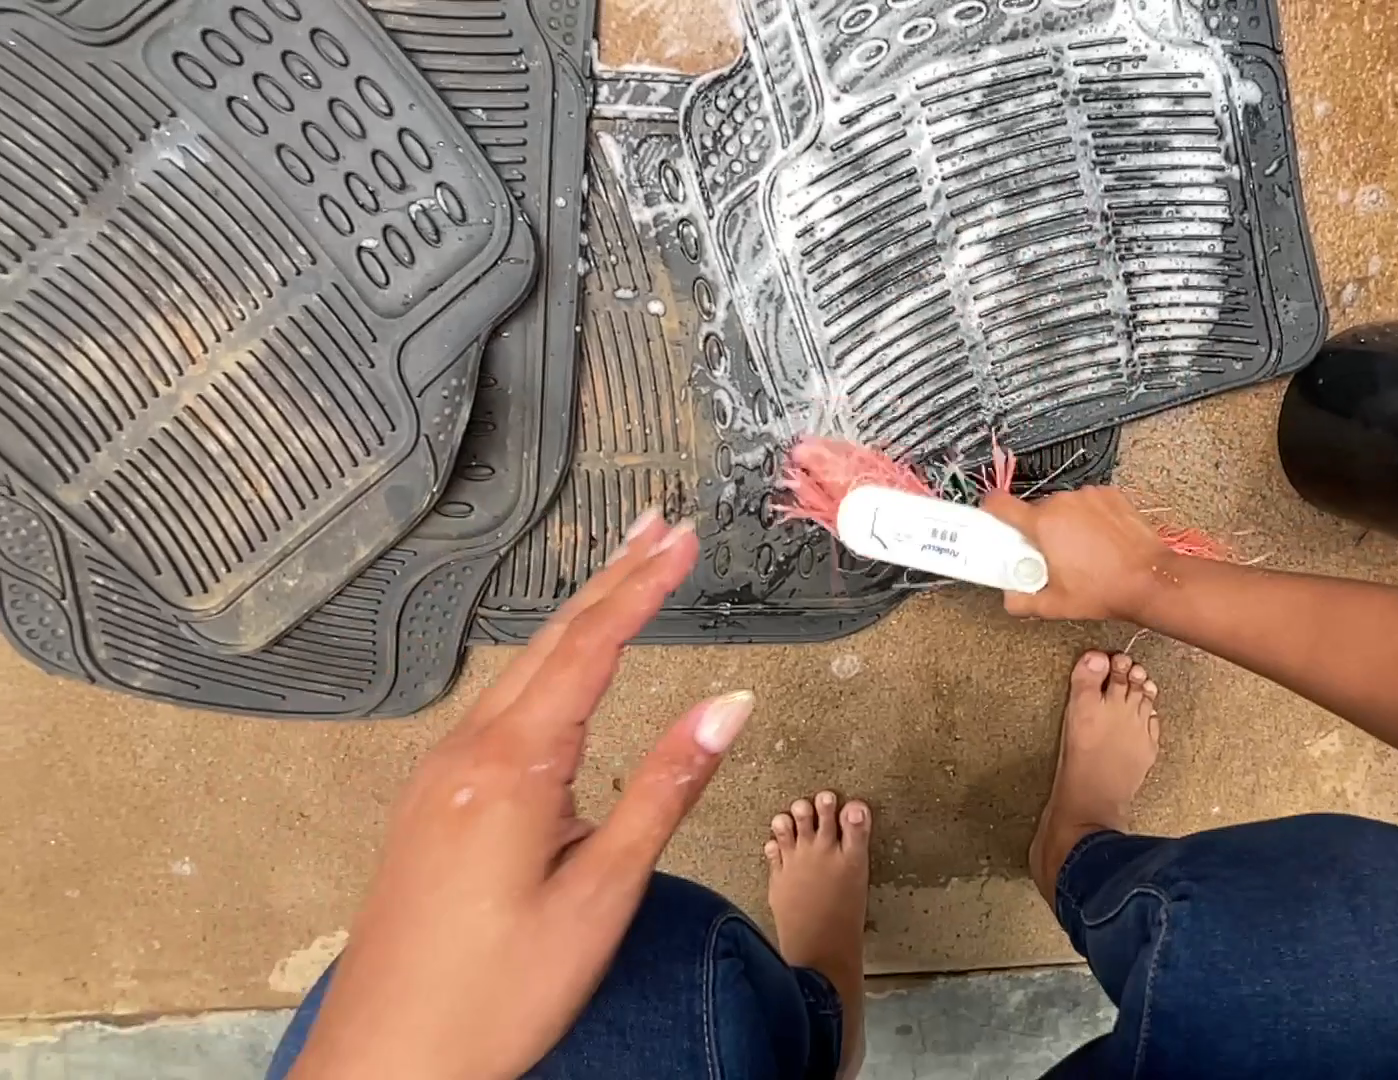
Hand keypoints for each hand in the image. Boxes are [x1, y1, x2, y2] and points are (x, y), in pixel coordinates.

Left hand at [288, 511, 753, 1079]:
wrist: (380, 1075)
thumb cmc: (500, 989)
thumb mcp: (604, 889)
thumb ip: (667, 785)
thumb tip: (729, 703)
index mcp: (514, 764)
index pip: (592, 646)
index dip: (642, 585)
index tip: (682, 539)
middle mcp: (471, 748)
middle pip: (553, 638)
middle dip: (611, 575)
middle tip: (657, 524)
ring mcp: (445, 768)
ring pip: (526, 664)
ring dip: (582, 610)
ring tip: (627, 568)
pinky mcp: (440, 792)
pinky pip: (506, 698)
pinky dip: (552, 655)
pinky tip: (568, 655)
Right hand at [982, 487, 1170, 621]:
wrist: (1150, 580)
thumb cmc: (1106, 589)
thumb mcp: (1055, 605)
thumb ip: (1022, 601)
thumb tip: (1010, 598)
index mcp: (1043, 524)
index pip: (999, 504)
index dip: (991, 511)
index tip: (993, 522)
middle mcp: (1064, 503)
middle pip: (1035, 511)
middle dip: (1037, 531)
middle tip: (1049, 557)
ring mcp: (1088, 496)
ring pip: (1063, 507)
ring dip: (1064, 524)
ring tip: (1080, 552)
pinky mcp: (1110, 495)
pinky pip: (1087, 503)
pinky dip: (1087, 518)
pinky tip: (1098, 542)